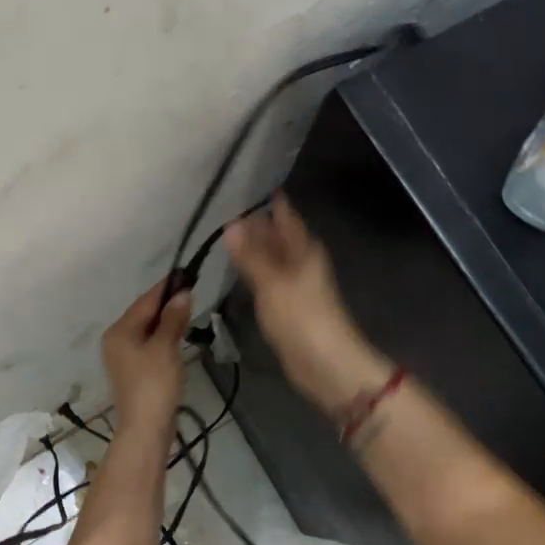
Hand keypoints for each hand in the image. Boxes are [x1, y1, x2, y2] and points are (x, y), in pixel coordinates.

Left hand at [102, 280, 191, 430]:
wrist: (145, 428)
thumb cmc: (154, 384)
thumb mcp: (165, 347)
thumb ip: (173, 319)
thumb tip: (182, 293)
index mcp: (119, 331)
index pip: (145, 301)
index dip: (166, 287)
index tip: (185, 273)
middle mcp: (116, 340)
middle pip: (143, 314)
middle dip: (166, 303)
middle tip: (191, 290)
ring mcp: (123, 357)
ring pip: (146, 329)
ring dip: (166, 320)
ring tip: (188, 309)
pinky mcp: (133, 370)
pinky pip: (148, 344)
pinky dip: (163, 336)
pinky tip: (178, 334)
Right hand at [224, 195, 387, 410]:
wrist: (324, 364)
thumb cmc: (302, 318)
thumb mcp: (272, 283)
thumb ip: (251, 254)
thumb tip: (231, 223)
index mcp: (303, 248)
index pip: (283, 213)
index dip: (266, 198)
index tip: (240, 180)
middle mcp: (300, 260)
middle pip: (276, 234)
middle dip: (254, 221)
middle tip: (220, 204)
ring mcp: (293, 283)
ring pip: (270, 256)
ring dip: (251, 246)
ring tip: (220, 231)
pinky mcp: (285, 305)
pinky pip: (266, 278)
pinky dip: (251, 269)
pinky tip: (235, 266)